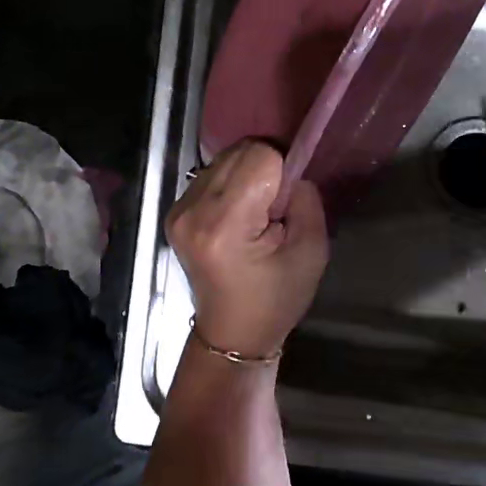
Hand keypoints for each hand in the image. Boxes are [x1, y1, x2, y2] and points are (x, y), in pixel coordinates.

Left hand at [166, 141, 328, 357]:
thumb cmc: (275, 300)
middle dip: (264, 170)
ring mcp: (178, 211)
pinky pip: (208, 177)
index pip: (258, 155)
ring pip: (222, 160)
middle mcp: (193, 211)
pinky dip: (228, 186)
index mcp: (224, 224)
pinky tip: (236, 218)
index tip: (288, 201)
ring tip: (254, 216)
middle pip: (237, 152)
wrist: (232, 334)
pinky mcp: (174, 213)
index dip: (283, 169)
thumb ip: (306, 201)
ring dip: (244, 176)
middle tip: (273, 209)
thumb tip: (294, 170)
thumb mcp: (311, 253)